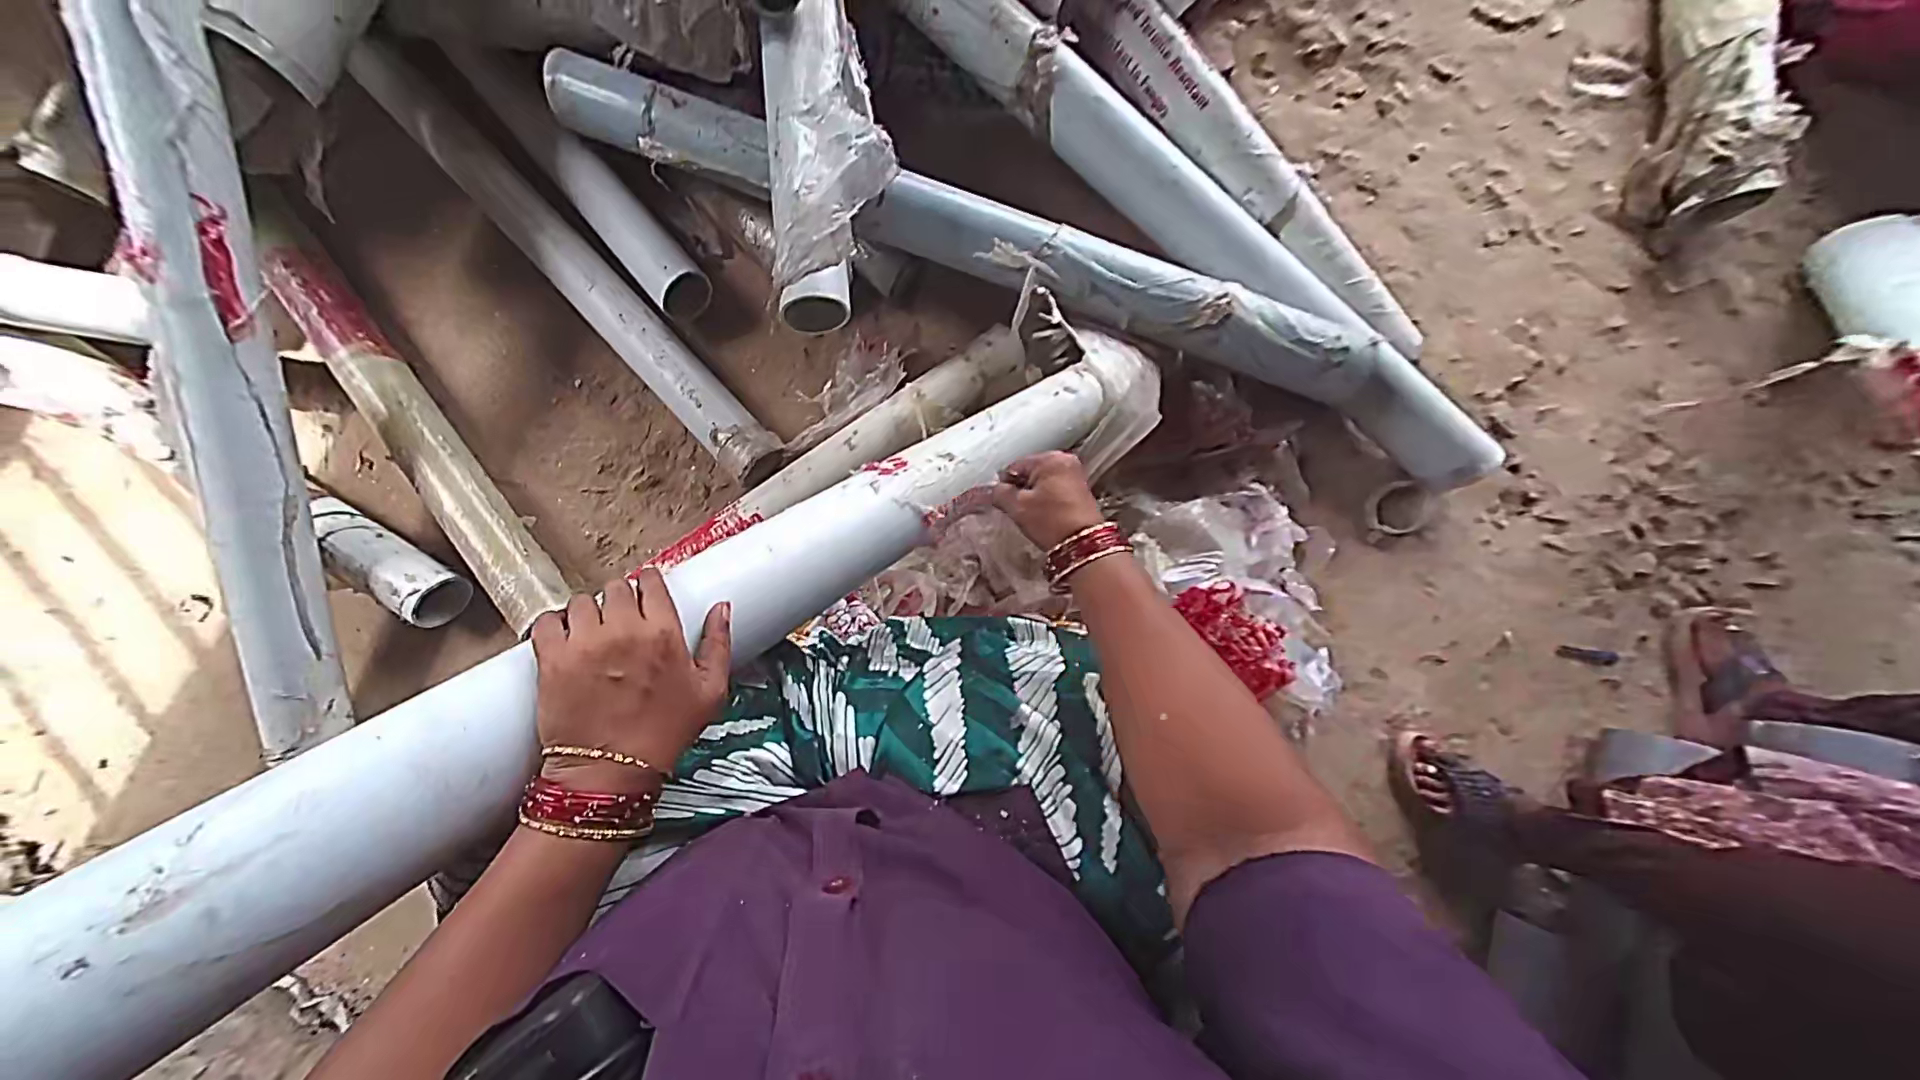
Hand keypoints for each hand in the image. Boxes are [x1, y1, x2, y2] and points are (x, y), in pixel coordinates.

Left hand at [528, 568, 730, 794]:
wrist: (611, 772)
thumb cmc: (664, 733)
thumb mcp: (711, 691)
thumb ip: (719, 643)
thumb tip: (722, 608)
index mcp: (664, 634)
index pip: (650, 582)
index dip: (648, 584)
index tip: (646, 591)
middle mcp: (623, 631)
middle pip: (615, 588)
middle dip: (620, 599)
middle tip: (621, 619)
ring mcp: (584, 644)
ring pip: (581, 601)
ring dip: (588, 612)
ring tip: (593, 632)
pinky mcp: (552, 660)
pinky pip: (545, 622)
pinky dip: (553, 625)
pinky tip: (564, 639)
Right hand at [993, 451, 1104, 548]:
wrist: (1082, 544)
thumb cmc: (1052, 522)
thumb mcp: (1018, 507)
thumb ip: (999, 493)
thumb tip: (991, 490)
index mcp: (1051, 459)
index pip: (1014, 466)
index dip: (1004, 484)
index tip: (1002, 500)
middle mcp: (1066, 461)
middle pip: (1030, 472)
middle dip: (1020, 489)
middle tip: (1018, 509)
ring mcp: (1076, 475)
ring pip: (1042, 481)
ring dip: (1033, 495)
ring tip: (1032, 514)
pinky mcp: (1080, 491)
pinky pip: (1054, 489)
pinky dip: (1046, 499)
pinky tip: (1044, 514)